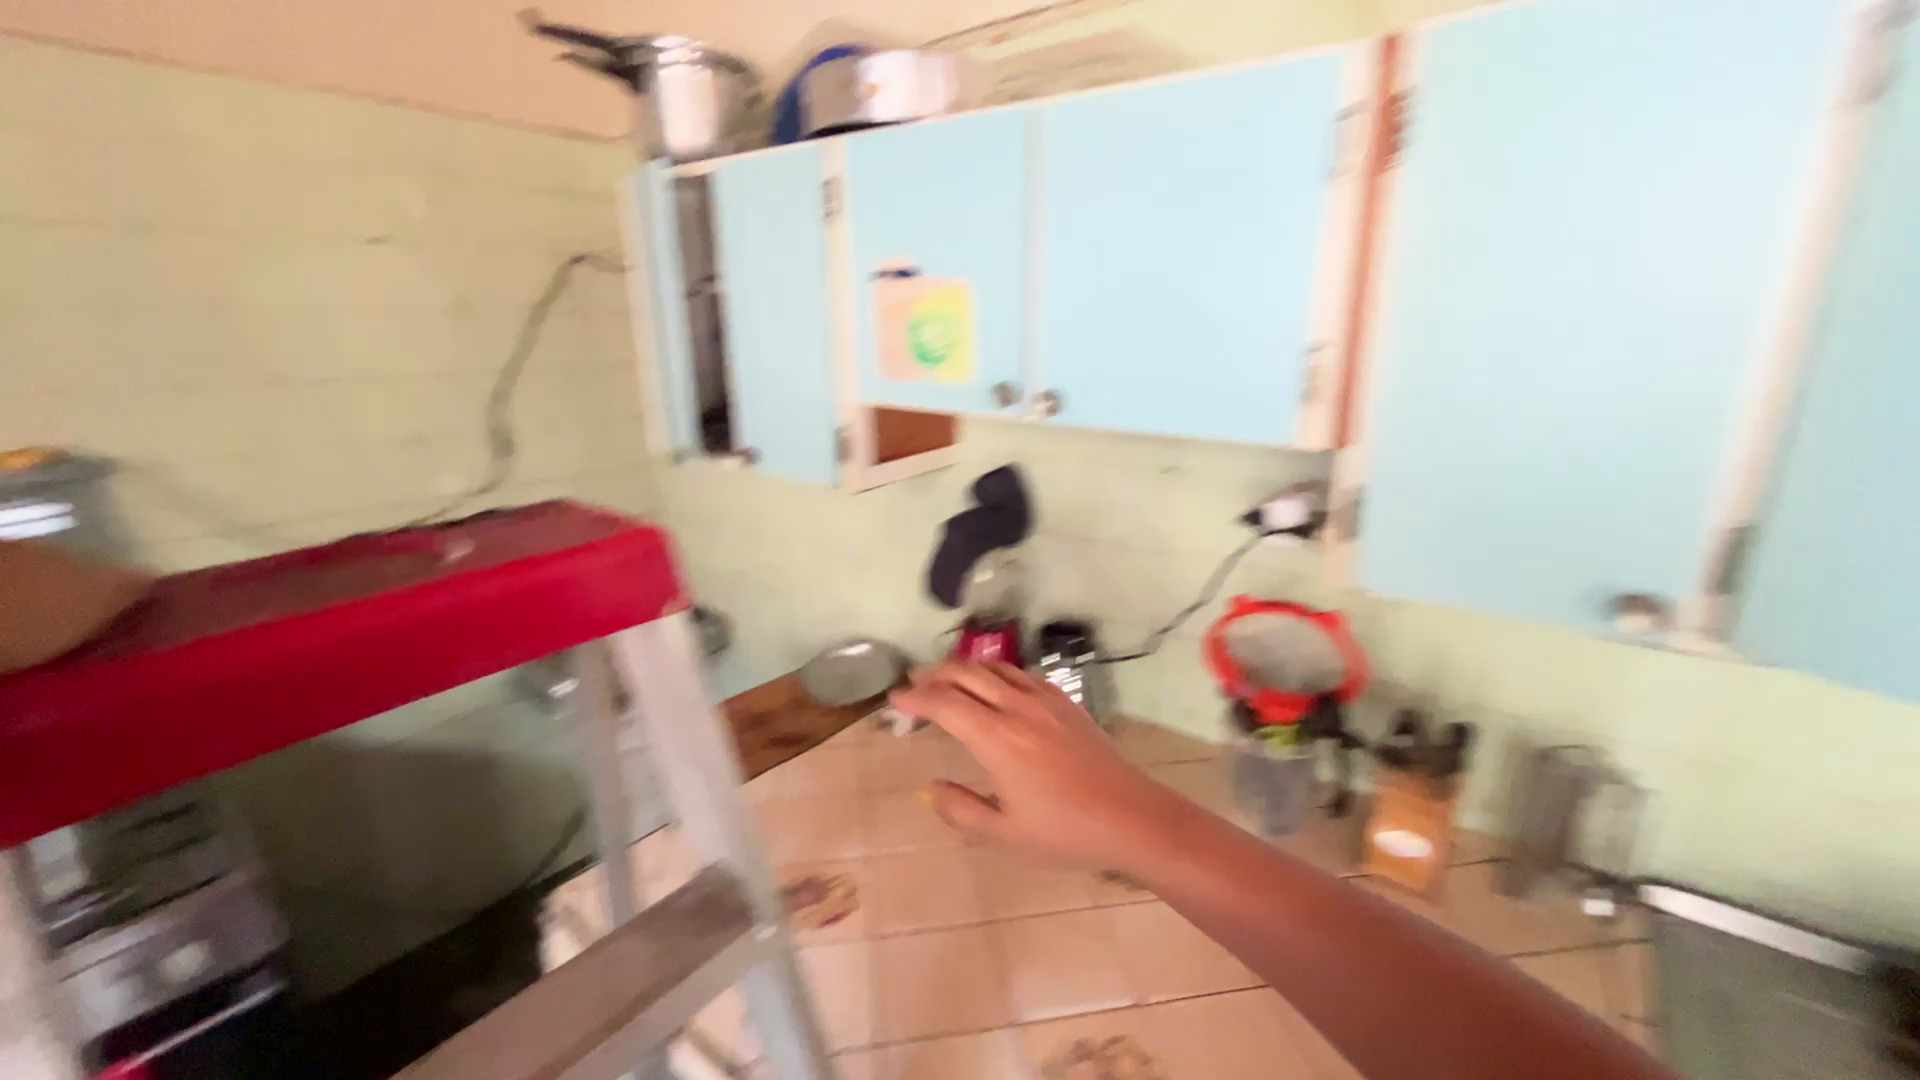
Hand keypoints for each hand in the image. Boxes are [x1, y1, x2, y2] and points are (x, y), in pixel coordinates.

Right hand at [889, 660, 1194, 872]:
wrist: (1132, 817)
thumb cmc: (1066, 832)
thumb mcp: (1005, 834)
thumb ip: (960, 809)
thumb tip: (929, 789)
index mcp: (997, 739)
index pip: (945, 703)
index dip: (915, 698)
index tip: (895, 700)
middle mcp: (1018, 708)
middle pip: (966, 673)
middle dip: (934, 674)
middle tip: (914, 683)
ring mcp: (1046, 700)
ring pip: (995, 667)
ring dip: (964, 668)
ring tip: (946, 679)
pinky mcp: (1066, 702)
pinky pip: (1021, 674)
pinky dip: (995, 672)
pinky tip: (994, 686)